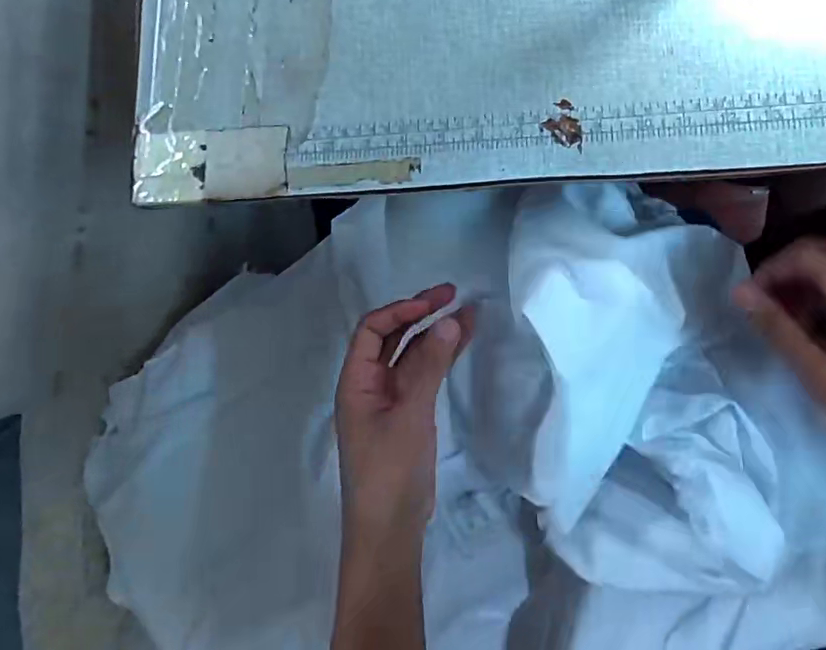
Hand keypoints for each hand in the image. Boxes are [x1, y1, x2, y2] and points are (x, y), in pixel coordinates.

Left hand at [334, 284, 474, 539]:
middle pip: (393, 337)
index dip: (401, 310)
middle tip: (454, 294)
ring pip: (413, 354)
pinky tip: (464, 341)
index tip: (435, 303)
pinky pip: (425, 373)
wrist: (391, 531)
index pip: (372, 330)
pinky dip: (443, 355)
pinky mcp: (410, 413)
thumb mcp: (409, 415)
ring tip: (470, 313)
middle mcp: (370, 385)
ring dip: (437, 333)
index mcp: (356, 383)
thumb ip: (429, 367)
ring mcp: (391, 399)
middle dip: (421, 313)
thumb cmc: (389, 471)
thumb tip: (450, 320)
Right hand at [733, 241, 825, 494]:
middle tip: (763, 313)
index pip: (805, 255)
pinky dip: (825, 302)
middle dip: (785, 278)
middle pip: (820, 258)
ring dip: (804, 291)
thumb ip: (780, 331)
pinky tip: (818, 337)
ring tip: (787, 329)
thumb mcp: (824, 379)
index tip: (749, 300)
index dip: (770, 269)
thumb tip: (741, 292)